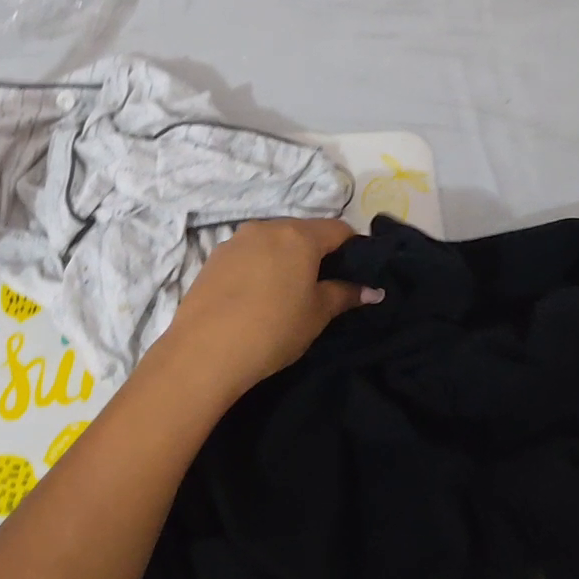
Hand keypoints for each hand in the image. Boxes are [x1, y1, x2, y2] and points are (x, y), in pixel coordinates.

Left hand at [158, 218, 379, 395]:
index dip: (353, 248)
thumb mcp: (317, 314)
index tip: (356, 273)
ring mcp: (236, 240)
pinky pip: (248, 254)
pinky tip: (256, 296)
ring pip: (272, 241)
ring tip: (287, 293)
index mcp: (298, 235)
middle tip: (323, 286)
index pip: (338, 229)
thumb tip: (372, 289)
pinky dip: (259, 266)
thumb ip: (345, 294)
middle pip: (303, 231)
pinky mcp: (214, 257)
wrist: (205, 351)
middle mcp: (266, 227)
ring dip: (285, 258)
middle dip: (317, 253)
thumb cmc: (273, 329)